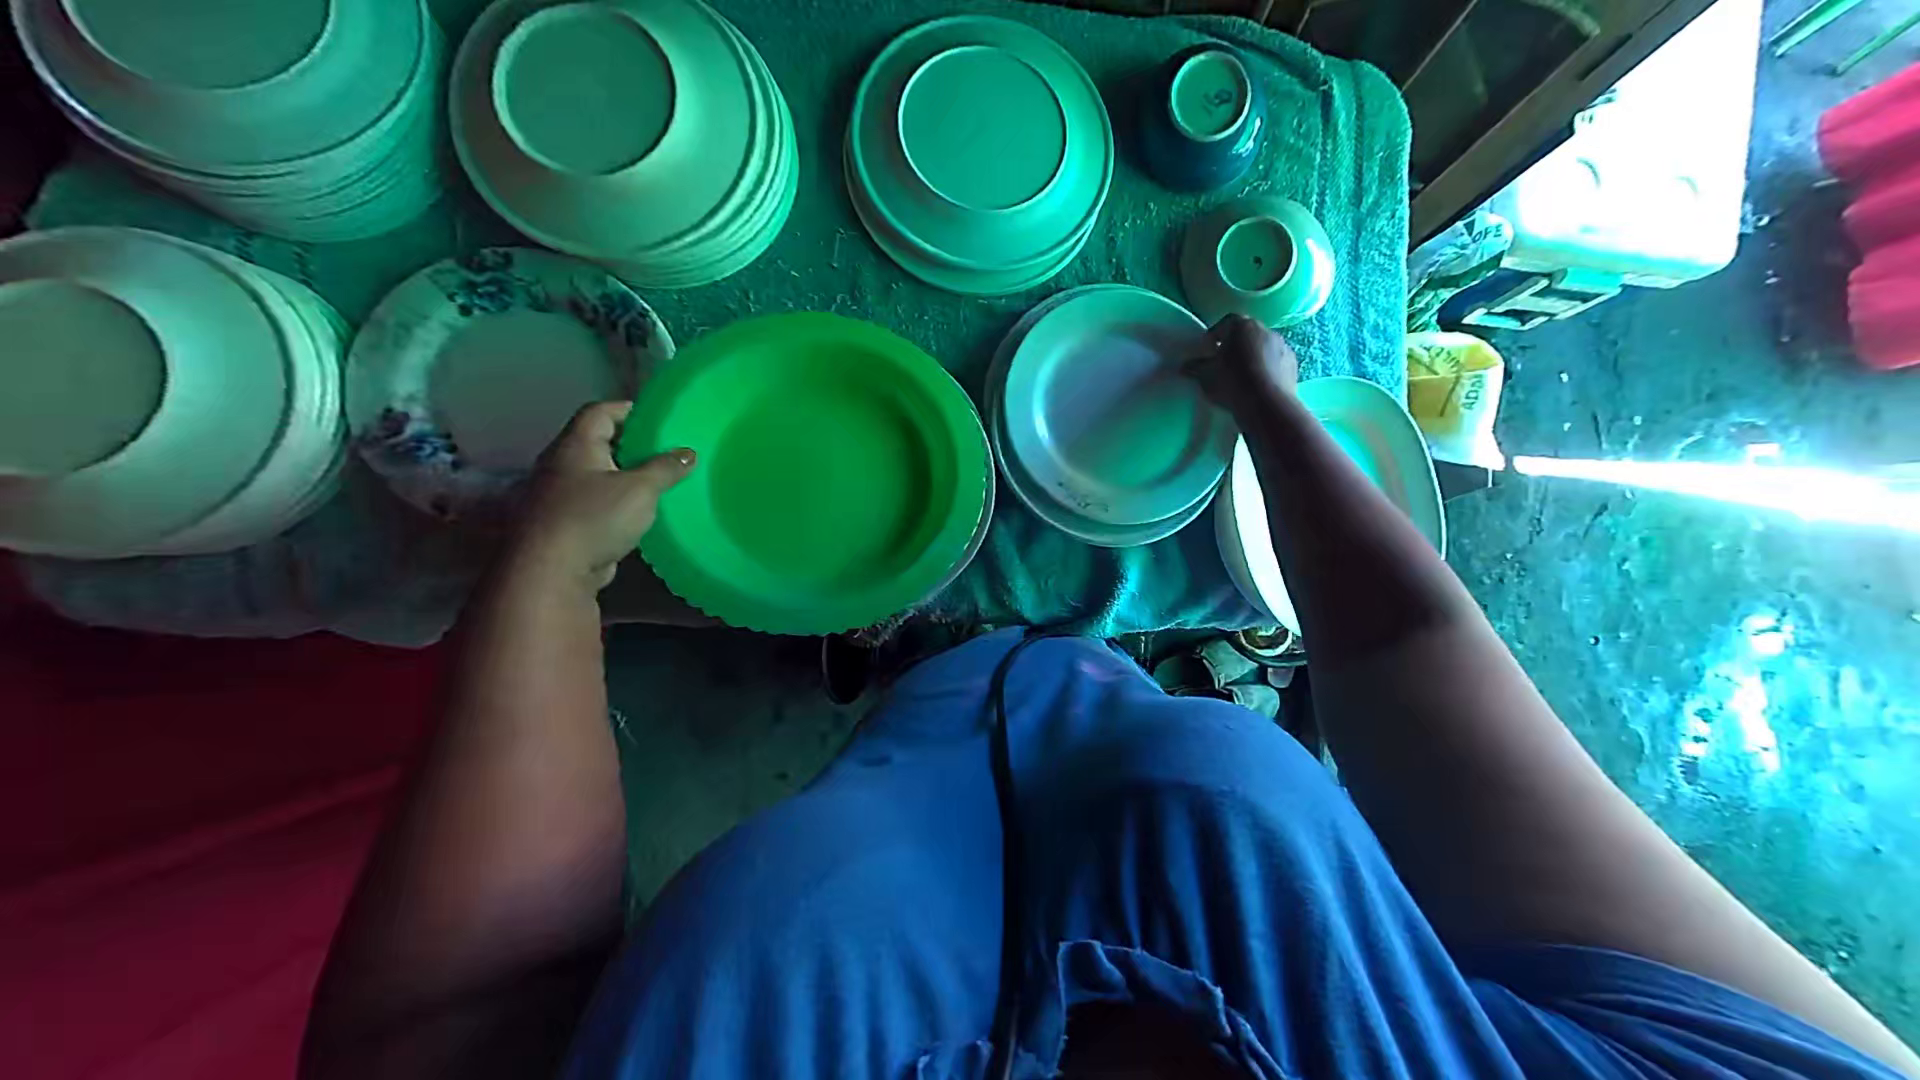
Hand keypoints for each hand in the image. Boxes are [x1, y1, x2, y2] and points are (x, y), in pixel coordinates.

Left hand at [506, 401, 694, 592]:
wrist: (553, 571)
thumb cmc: (596, 518)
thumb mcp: (640, 489)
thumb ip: (665, 468)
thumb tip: (688, 452)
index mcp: (576, 446)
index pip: (599, 412)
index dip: (627, 409)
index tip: (657, 418)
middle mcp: (561, 464)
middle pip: (597, 441)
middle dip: (630, 443)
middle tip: (663, 449)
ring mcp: (559, 494)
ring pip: (596, 473)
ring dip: (624, 474)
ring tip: (656, 479)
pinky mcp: (564, 522)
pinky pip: (595, 500)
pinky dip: (616, 499)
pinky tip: (638, 510)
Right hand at [1183, 315, 1299, 411]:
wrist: (1267, 404)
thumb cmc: (1231, 383)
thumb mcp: (1205, 376)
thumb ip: (1195, 367)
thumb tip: (1185, 365)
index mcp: (1241, 326)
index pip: (1225, 322)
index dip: (1215, 335)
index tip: (1208, 350)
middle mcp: (1264, 329)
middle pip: (1246, 333)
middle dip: (1235, 345)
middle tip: (1224, 363)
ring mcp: (1282, 345)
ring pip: (1262, 347)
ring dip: (1253, 356)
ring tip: (1242, 376)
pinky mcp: (1293, 363)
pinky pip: (1275, 361)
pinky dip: (1267, 368)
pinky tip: (1258, 385)